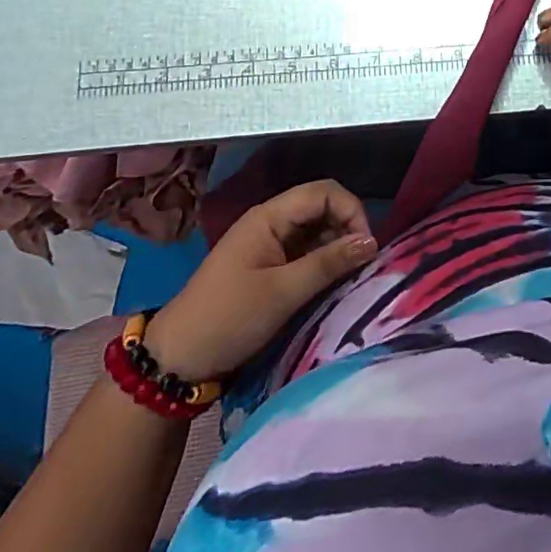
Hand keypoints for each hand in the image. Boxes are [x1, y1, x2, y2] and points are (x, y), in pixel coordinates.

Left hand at [144, 180, 376, 379]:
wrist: (178, 359)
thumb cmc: (228, 319)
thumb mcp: (283, 292)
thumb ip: (328, 263)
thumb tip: (372, 242)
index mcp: (269, 217)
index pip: (324, 192)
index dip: (351, 211)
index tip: (366, 247)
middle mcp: (272, 222)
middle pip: (323, 207)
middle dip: (348, 228)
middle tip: (363, 263)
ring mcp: (271, 244)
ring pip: (319, 230)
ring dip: (339, 247)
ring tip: (352, 275)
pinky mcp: (272, 265)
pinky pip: (309, 251)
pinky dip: (326, 262)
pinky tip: (336, 281)